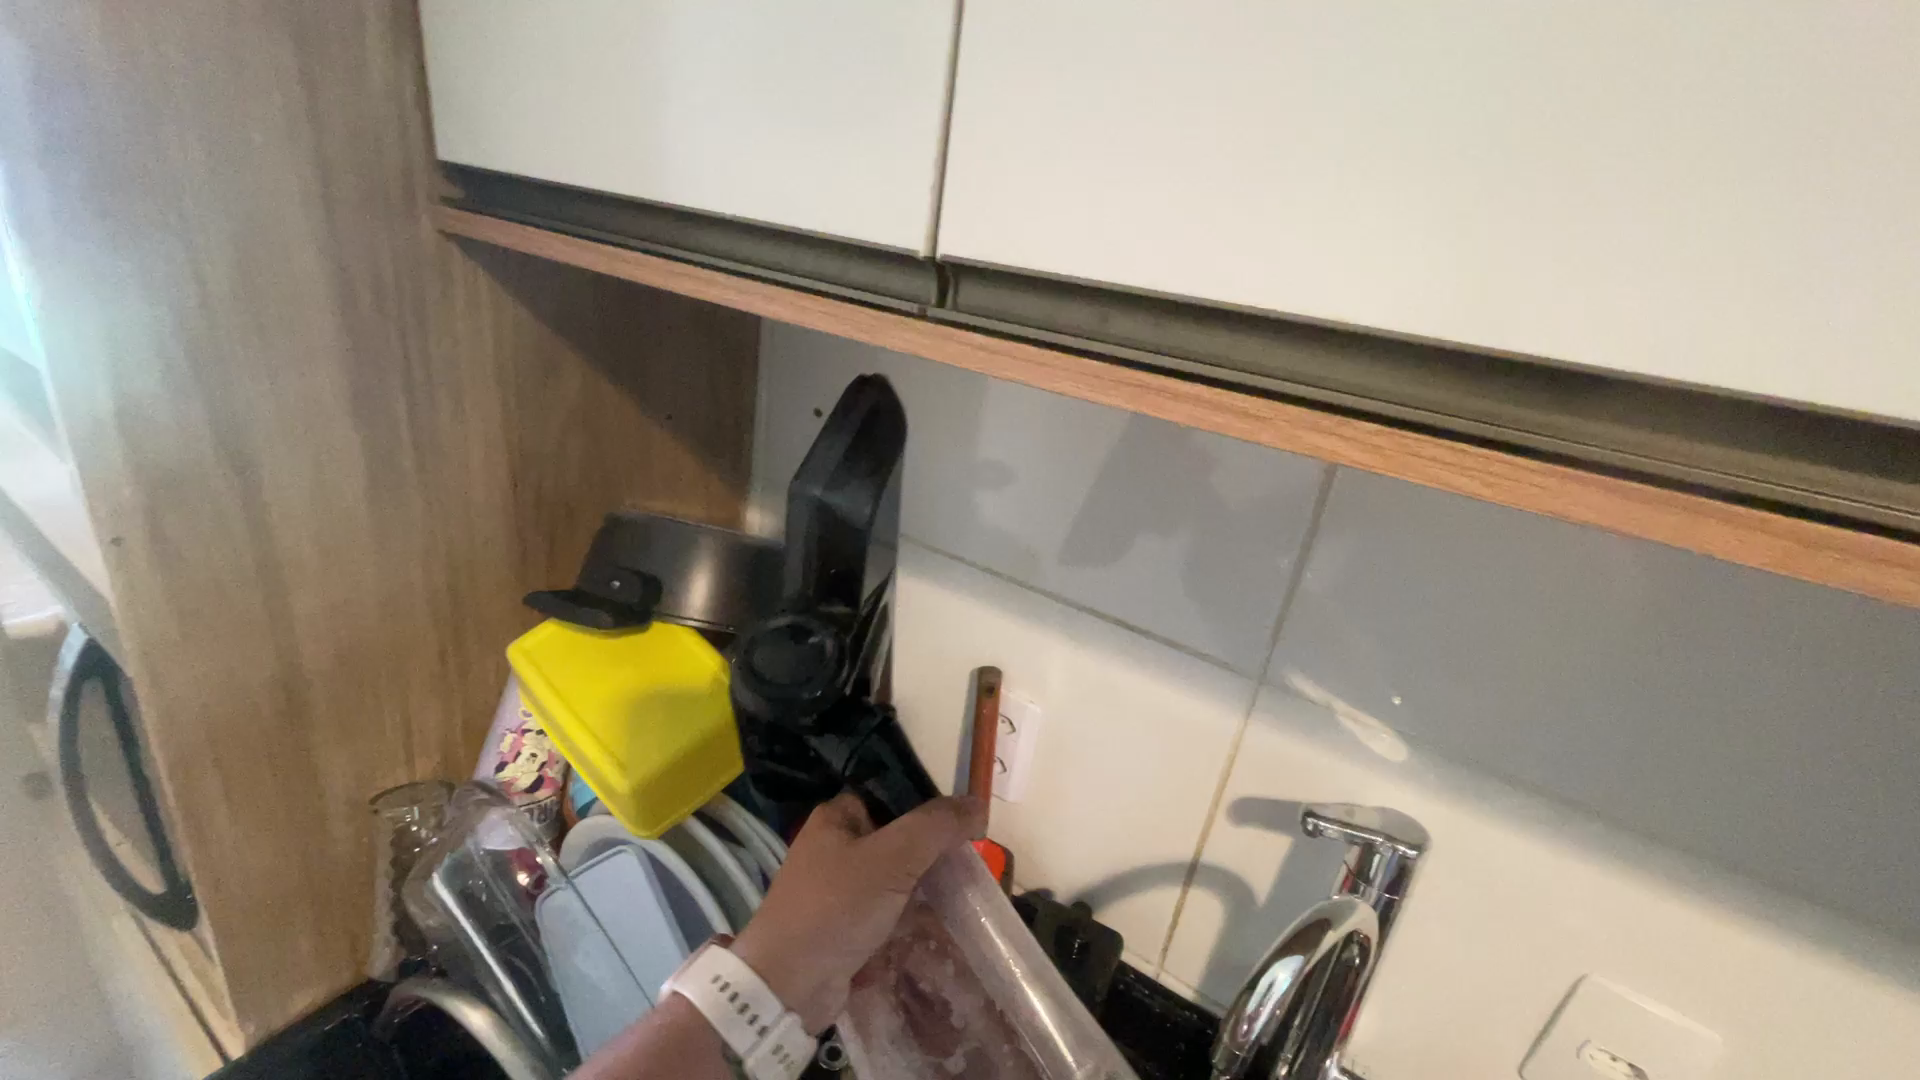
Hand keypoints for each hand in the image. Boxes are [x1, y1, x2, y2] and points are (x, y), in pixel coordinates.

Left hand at [730, 793, 984, 1032]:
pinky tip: (940, 930)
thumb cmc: (836, 907)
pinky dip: (910, 922)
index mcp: (837, 818)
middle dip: (932, 857)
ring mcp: (837, 892)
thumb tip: (978, 804)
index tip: (965, 829)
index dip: (929, 810)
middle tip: (968, 870)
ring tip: (963, 901)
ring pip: (895, 881)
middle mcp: (834, 848)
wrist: (787, 987)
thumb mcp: (892, 857)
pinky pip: (887, 915)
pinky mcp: (843, 929)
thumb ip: (936, 826)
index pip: (893, 798)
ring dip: (925, 893)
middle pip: (898, 841)